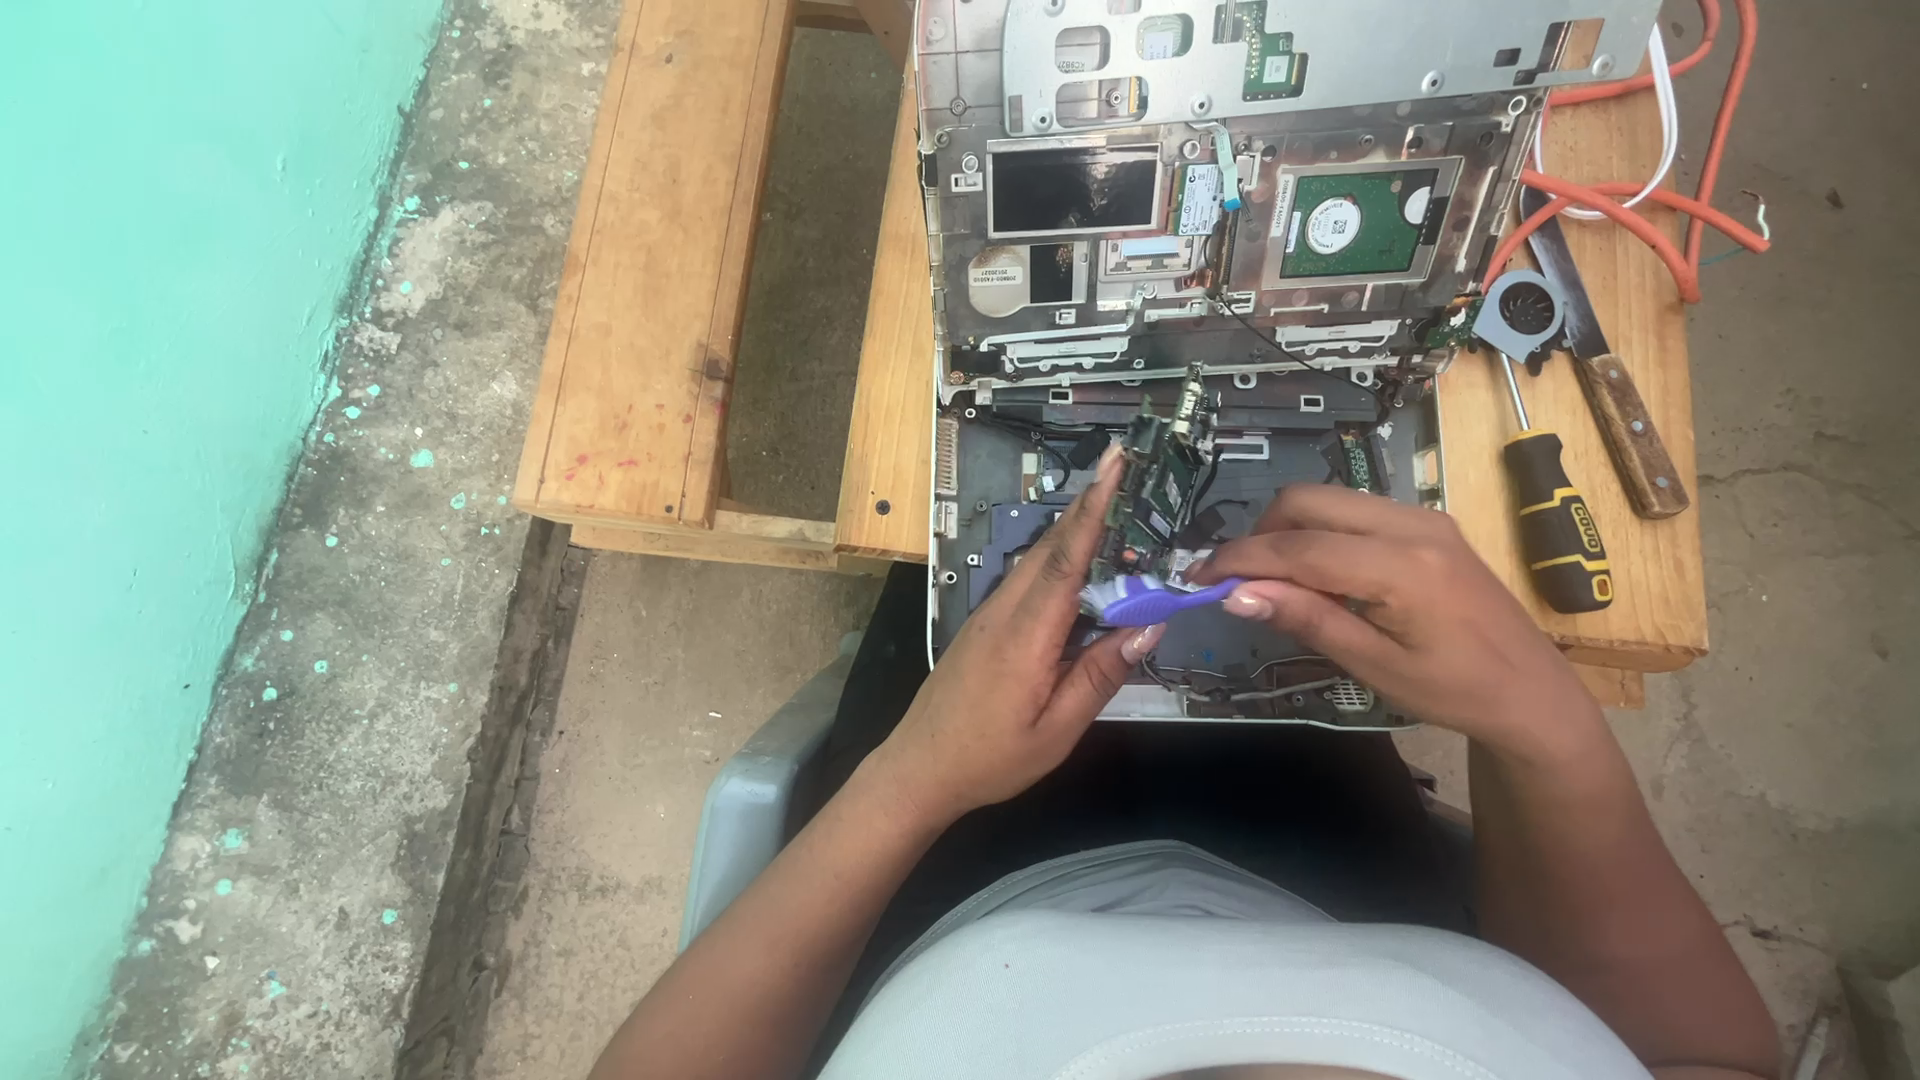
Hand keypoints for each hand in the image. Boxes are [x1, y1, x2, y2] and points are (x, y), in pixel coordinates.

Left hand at [861, 447, 1164, 826]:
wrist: (919, 768)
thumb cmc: (989, 758)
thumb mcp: (1056, 731)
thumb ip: (1100, 675)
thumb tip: (1148, 627)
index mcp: (1025, 635)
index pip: (1067, 560)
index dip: (1094, 510)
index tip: (1114, 466)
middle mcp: (1003, 612)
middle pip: (1051, 548)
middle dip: (1089, 505)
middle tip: (1124, 469)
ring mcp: (988, 615)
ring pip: (1036, 562)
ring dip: (1075, 531)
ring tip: (1115, 508)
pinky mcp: (983, 626)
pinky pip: (1027, 582)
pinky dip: (1058, 562)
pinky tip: (1080, 567)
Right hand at [1189, 484, 1601, 755]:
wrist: (1535, 692)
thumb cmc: (1455, 691)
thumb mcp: (1374, 665)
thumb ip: (1306, 619)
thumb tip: (1236, 594)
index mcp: (1404, 567)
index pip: (1299, 547)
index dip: (1240, 560)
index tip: (1197, 579)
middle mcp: (1413, 525)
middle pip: (1306, 500)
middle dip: (1260, 534)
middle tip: (1239, 582)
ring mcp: (1422, 517)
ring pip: (1326, 499)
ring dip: (1286, 531)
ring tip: (1273, 582)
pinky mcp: (1426, 523)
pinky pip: (1350, 510)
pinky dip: (1316, 532)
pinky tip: (1316, 575)